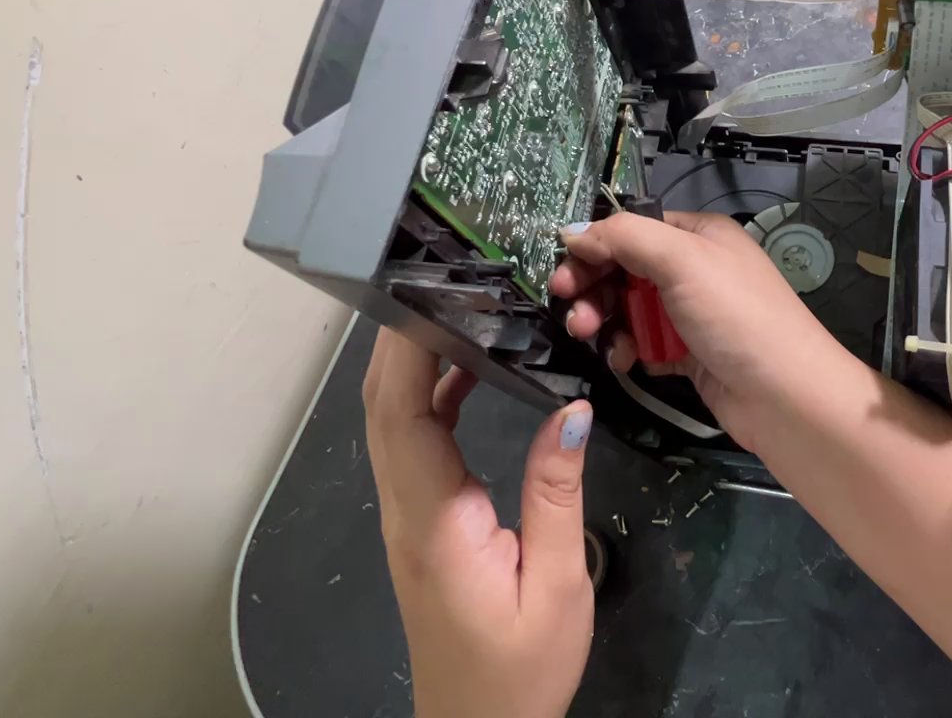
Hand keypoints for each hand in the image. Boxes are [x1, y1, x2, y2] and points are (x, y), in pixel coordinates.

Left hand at [362, 328, 594, 717]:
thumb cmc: (521, 669)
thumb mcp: (556, 584)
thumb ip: (557, 492)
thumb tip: (570, 409)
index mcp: (434, 521)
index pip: (403, 416)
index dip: (408, 351)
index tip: (433, 295)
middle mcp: (405, 511)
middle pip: (381, 409)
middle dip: (398, 340)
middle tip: (439, 282)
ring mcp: (406, 517)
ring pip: (390, 423)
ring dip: (410, 362)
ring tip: (455, 310)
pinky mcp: (421, 522)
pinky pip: (414, 443)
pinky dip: (430, 396)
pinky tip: (466, 373)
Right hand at [549, 211, 851, 441]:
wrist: (784, 396)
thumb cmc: (735, 315)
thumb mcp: (683, 260)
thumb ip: (627, 237)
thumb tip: (574, 230)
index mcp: (699, 235)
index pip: (634, 229)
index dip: (596, 246)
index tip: (563, 270)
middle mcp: (695, 268)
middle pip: (625, 268)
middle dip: (593, 286)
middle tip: (567, 305)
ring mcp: (691, 312)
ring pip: (628, 307)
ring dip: (603, 319)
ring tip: (588, 334)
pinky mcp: (686, 352)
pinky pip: (641, 341)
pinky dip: (626, 348)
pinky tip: (622, 360)